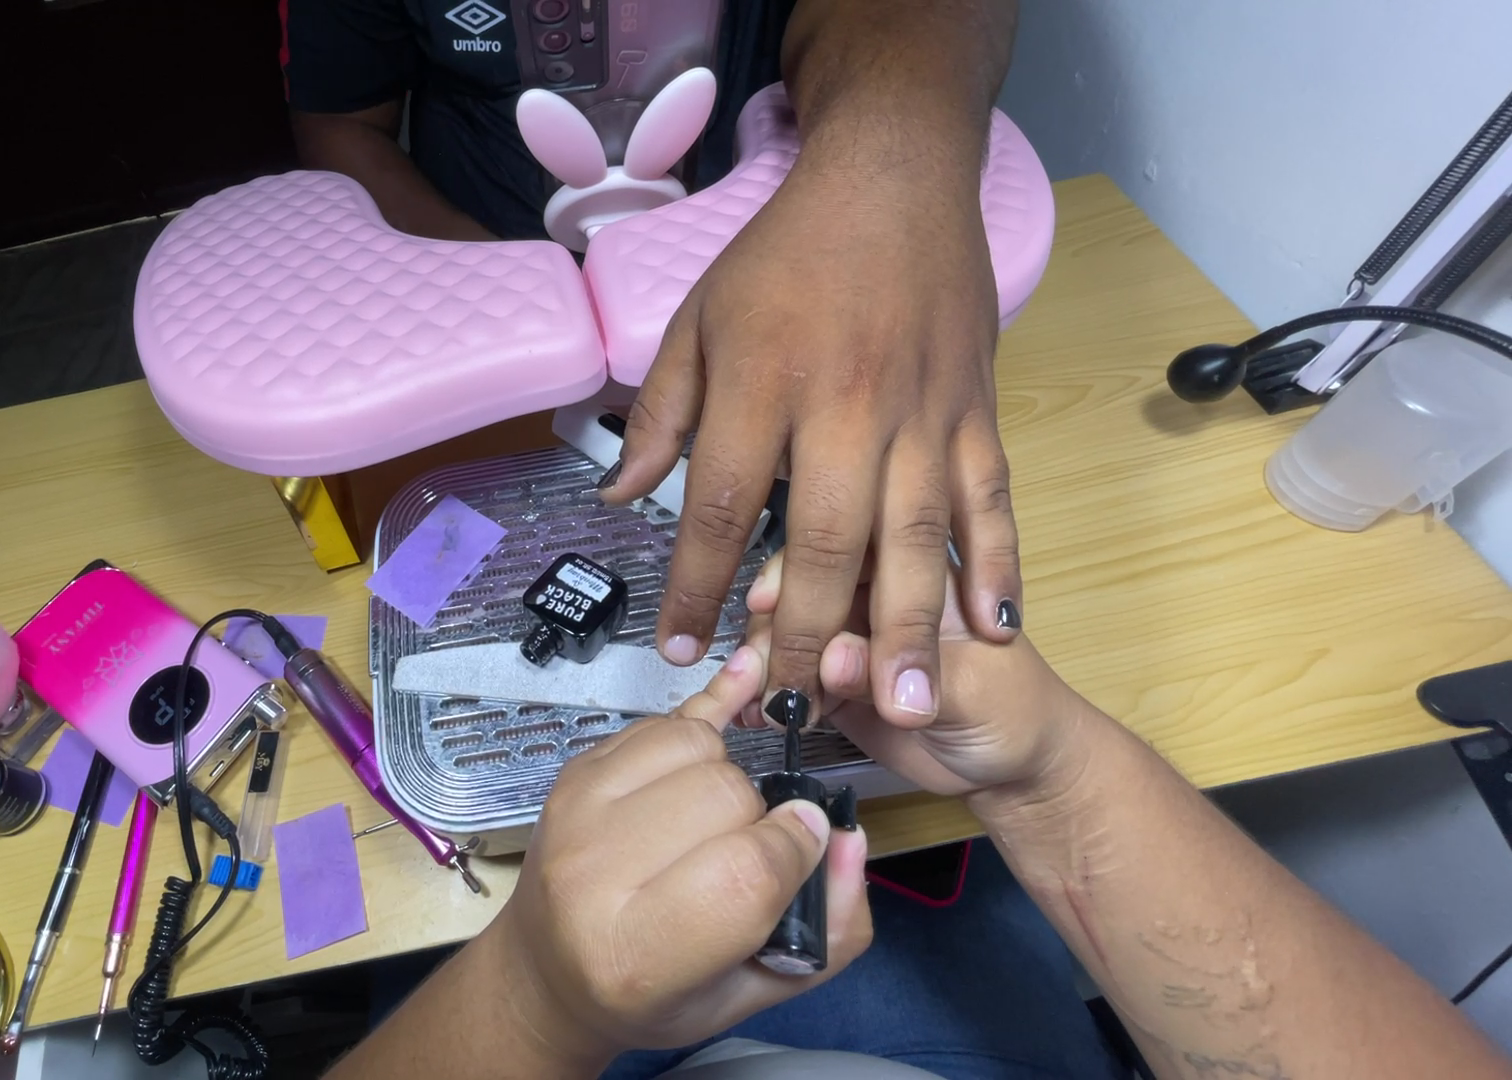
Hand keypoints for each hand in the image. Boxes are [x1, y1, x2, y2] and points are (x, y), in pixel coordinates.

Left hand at [490, 645, 871, 1062]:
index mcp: (634, 952)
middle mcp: (593, 873)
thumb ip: (825, 929)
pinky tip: (718, 731)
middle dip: (757, 813)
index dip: (793, 849)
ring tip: (714, 812)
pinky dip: (694, 732)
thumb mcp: (748, 993)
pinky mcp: (574, 771)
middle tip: (747, 841)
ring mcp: (577, 810)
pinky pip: (657, 722)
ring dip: (724, 770)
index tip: (806, 843)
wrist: (549, 964)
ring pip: (693, 743)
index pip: (743, 874)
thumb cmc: (648, 993)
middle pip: (721, 794)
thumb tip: (846, 837)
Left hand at [601, 155, 1021, 726]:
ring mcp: (923, 415)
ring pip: (915, 539)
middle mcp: (847, 409)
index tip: (675, 647)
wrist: (891, 182)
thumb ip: (658, 418)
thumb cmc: (780, 258)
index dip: (694, 587)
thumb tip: (620, 496)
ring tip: (900, 707)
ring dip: (906, 630)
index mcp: (762, 387)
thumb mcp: (694, 324)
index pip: (721, 509)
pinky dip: (995, 566)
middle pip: (825, 543)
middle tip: (790, 708)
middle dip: (807, 636)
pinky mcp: (976, 412)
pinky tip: (989, 630)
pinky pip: (990, 500)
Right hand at [744, 553, 1082, 796]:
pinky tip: (757, 716)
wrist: (1007, 767)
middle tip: (754, 670)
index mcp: (909, 569)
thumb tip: (833, 660)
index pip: (843, 551)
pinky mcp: (824, 677)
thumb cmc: (1012, 710)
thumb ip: (902, 673)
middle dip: (771, 628)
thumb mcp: (972, 690)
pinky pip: (784, 677)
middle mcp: (867, 593)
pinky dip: (764, 696)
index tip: (765, 604)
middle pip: (798, 589)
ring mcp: (841, 633)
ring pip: (781, 632)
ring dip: (761, 664)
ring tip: (758, 702)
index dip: (798, 571)